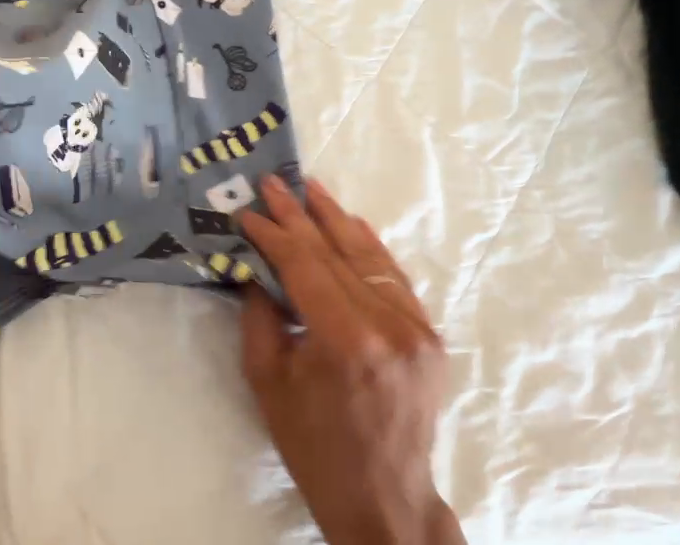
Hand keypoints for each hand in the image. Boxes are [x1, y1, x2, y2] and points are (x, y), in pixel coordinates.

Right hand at [239, 176, 463, 544]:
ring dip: (337, 220)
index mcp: (345, 340)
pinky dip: (370, 249)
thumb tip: (257, 266)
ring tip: (310, 187)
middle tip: (273, 181)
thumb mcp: (267, 378)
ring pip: (371, 258)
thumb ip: (260, 314)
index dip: (273, 233)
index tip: (248, 211)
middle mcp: (389, 326)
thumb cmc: (312, 442)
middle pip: (337, 253)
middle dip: (300, 215)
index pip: (304, 265)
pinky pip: (394, 280)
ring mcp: (418, 331)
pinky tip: (350, 224)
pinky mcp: (431, 338)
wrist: (382, 496)